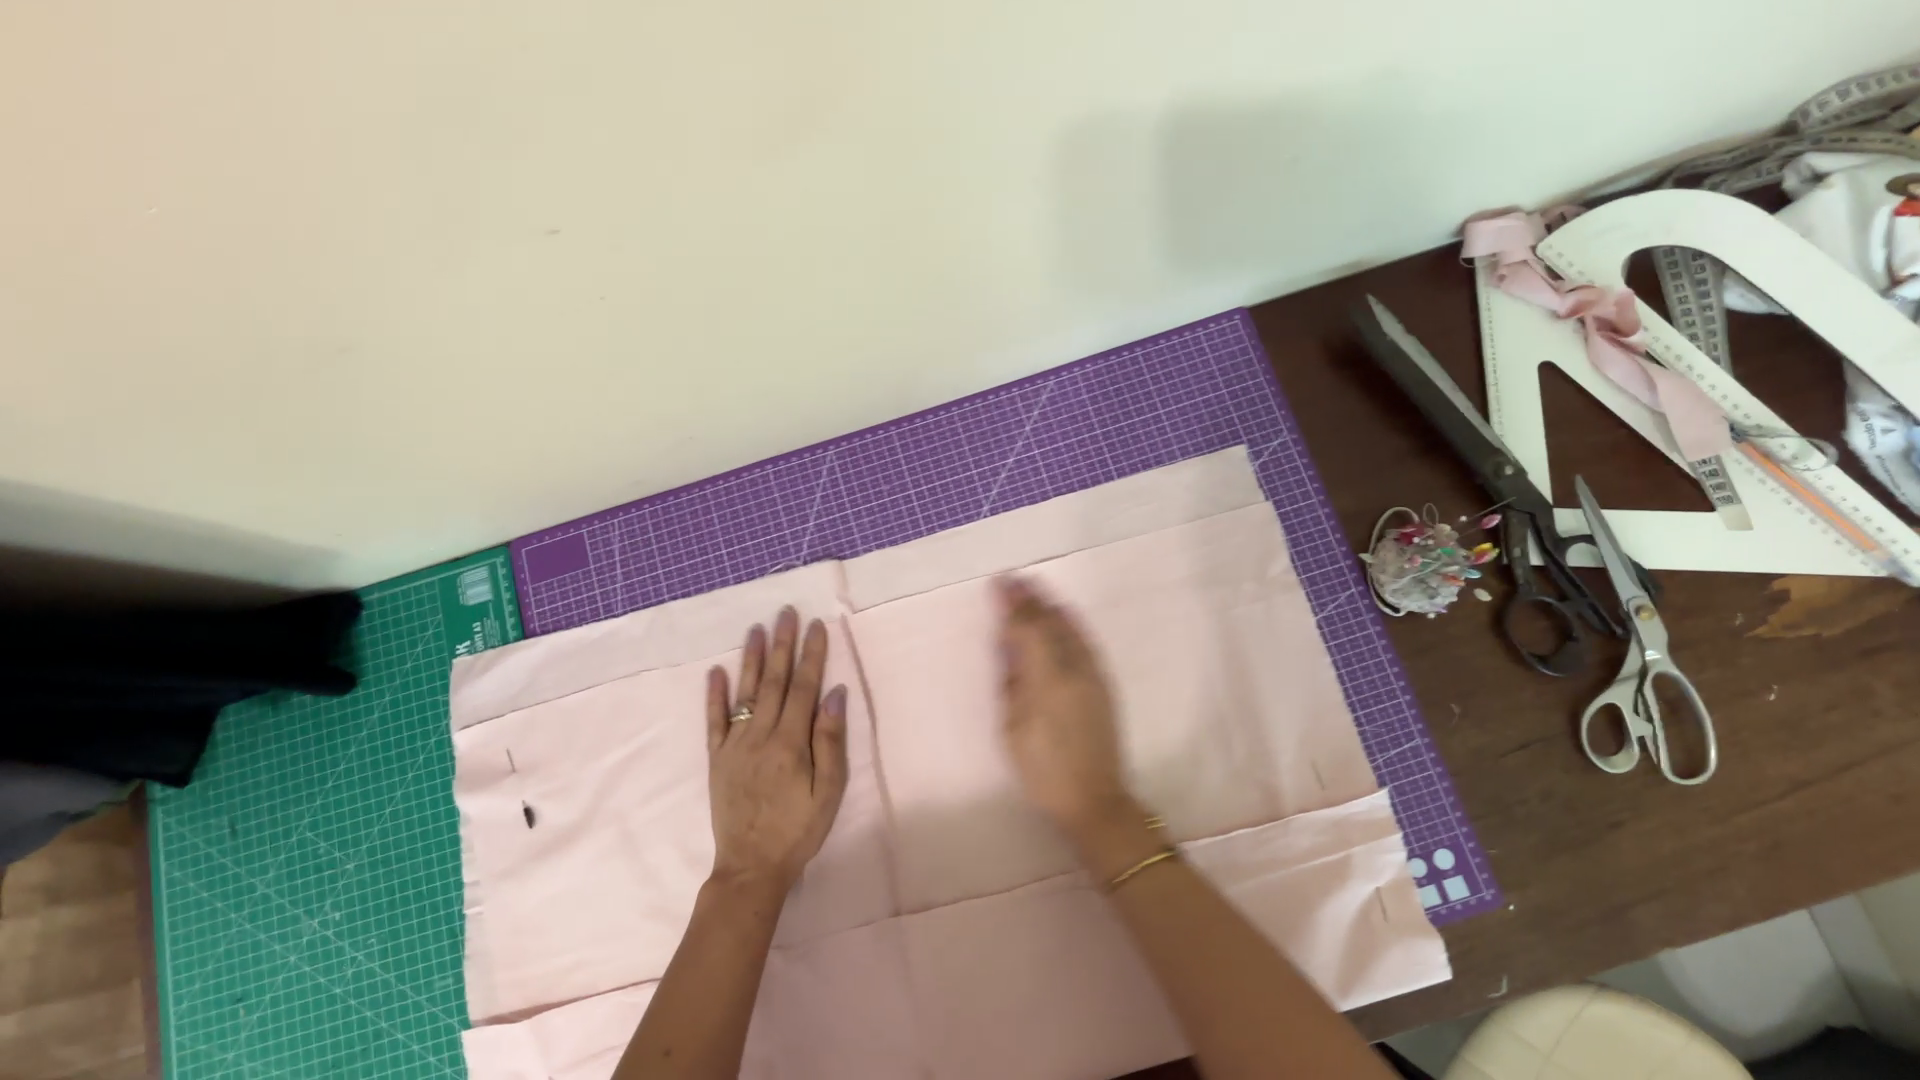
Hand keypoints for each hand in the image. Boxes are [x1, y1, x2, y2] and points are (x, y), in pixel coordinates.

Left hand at [705, 607, 848, 894]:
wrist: (751, 867)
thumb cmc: (798, 831)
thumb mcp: (829, 792)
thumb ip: (830, 742)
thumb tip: (834, 694)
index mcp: (791, 743)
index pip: (805, 688)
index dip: (812, 655)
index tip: (816, 626)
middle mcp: (761, 736)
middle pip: (775, 681)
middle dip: (782, 645)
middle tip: (785, 613)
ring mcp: (735, 746)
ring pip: (745, 692)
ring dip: (751, 658)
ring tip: (756, 628)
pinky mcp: (717, 759)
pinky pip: (714, 720)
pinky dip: (714, 695)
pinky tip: (715, 671)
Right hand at [998, 577, 1140, 843]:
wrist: (1095, 799)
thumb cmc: (1045, 769)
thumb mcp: (1014, 727)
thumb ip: (1013, 683)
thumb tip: (1012, 649)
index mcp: (1047, 678)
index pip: (1028, 629)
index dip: (1013, 605)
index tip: (1000, 584)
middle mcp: (1074, 669)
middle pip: (1051, 624)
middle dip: (1032, 600)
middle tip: (1016, 580)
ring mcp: (1093, 676)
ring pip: (1071, 629)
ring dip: (1052, 607)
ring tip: (1038, 591)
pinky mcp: (1104, 687)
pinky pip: (1085, 641)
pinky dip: (1071, 624)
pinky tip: (1065, 619)